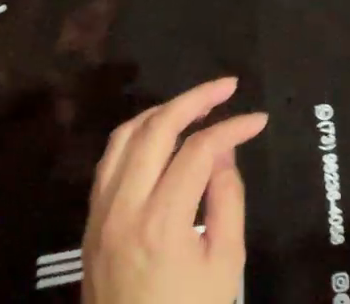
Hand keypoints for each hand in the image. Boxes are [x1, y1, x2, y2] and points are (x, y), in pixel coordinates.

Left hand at [82, 77, 268, 303]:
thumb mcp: (226, 262)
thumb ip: (228, 198)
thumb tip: (223, 151)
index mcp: (161, 221)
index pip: (198, 150)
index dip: (232, 127)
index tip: (259, 121)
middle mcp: (123, 209)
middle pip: (155, 129)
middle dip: (195, 98)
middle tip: (228, 87)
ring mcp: (100, 216)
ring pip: (123, 138)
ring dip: (161, 112)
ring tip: (195, 104)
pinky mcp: (91, 225)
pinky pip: (109, 163)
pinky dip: (136, 137)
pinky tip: (161, 136)